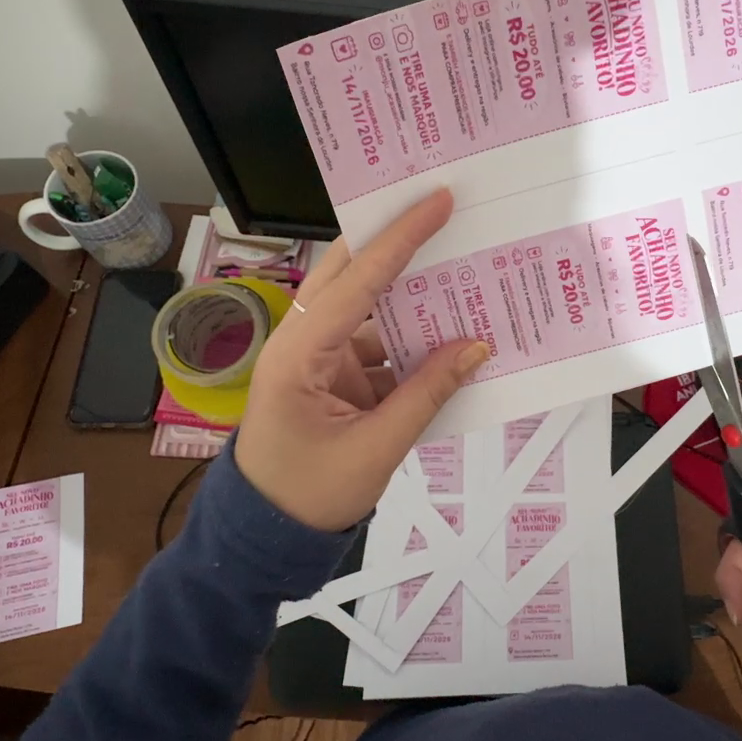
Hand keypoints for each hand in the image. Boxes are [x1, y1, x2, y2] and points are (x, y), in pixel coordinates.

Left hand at [234, 189, 489, 530]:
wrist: (265, 539)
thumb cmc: (309, 496)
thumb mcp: (376, 449)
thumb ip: (428, 394)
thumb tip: (476, 347)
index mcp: (299, 354)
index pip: (358, 282)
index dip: (400, 239)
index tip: (436, 201)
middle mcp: (302, 343)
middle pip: (350, 276)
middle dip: (392, 242)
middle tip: (436, 208)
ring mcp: (315, 359)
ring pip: (365, 309)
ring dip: (407, 295)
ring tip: (455, 270)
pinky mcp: (329, 378)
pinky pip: (374, 343)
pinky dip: (408, 339)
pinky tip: (445, 336)